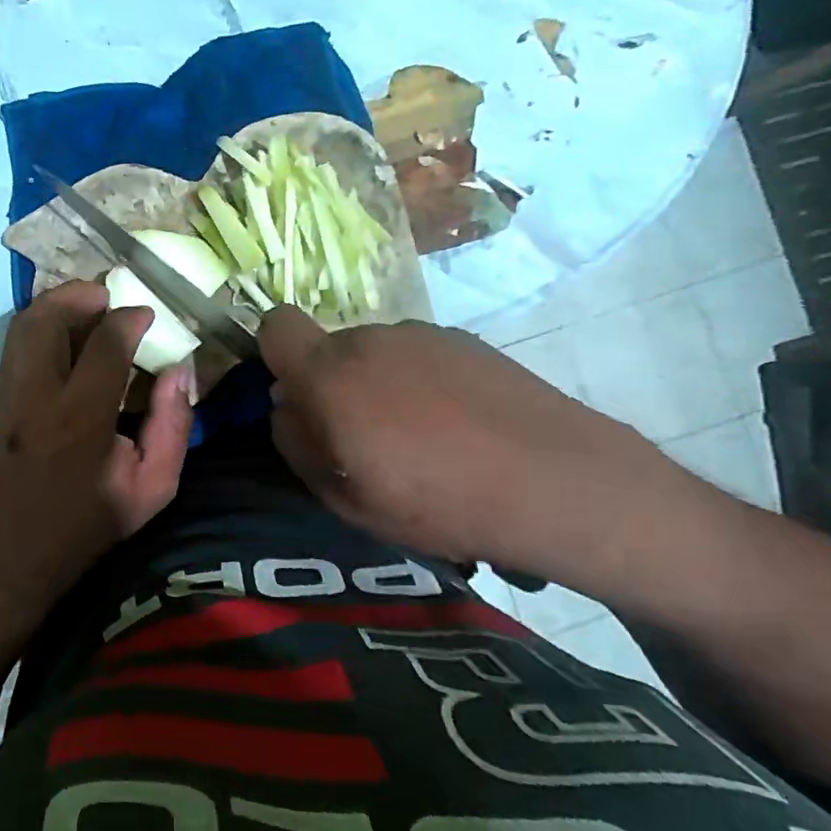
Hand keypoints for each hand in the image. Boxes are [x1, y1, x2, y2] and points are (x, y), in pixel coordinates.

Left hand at [0, 280, 194, 598]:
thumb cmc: (93, 520)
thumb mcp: (155, 486)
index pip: (106, 344)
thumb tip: (178, 372)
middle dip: (81, 296)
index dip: (130, 320)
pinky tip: (67, 338)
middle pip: (47, 319)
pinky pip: (15, 344)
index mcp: (81, 419)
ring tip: (89, 310)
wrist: (21, 550)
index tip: (149, 317)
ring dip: (57, 306)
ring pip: (23, 325)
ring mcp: (8, 396)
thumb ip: (173, 425)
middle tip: (111, 298)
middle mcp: (37, 397)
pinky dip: (41, 326)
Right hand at [259, 306, 702, 576]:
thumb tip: (285, 406)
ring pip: (378, 355)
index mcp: (332, 373)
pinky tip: (460, 430)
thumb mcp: (348, 498)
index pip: (276, 327)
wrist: (556, 482)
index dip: (275, 357)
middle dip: (333, 388)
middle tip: (366, 445)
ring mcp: (426, 333)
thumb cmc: (438, 503)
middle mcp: (373, 337)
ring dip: (380, 388)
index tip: (298, 402)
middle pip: (331, 350)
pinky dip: (423, 385)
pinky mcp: (469, 341)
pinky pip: (421, 357)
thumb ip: (299, 445)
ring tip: (423, 444)